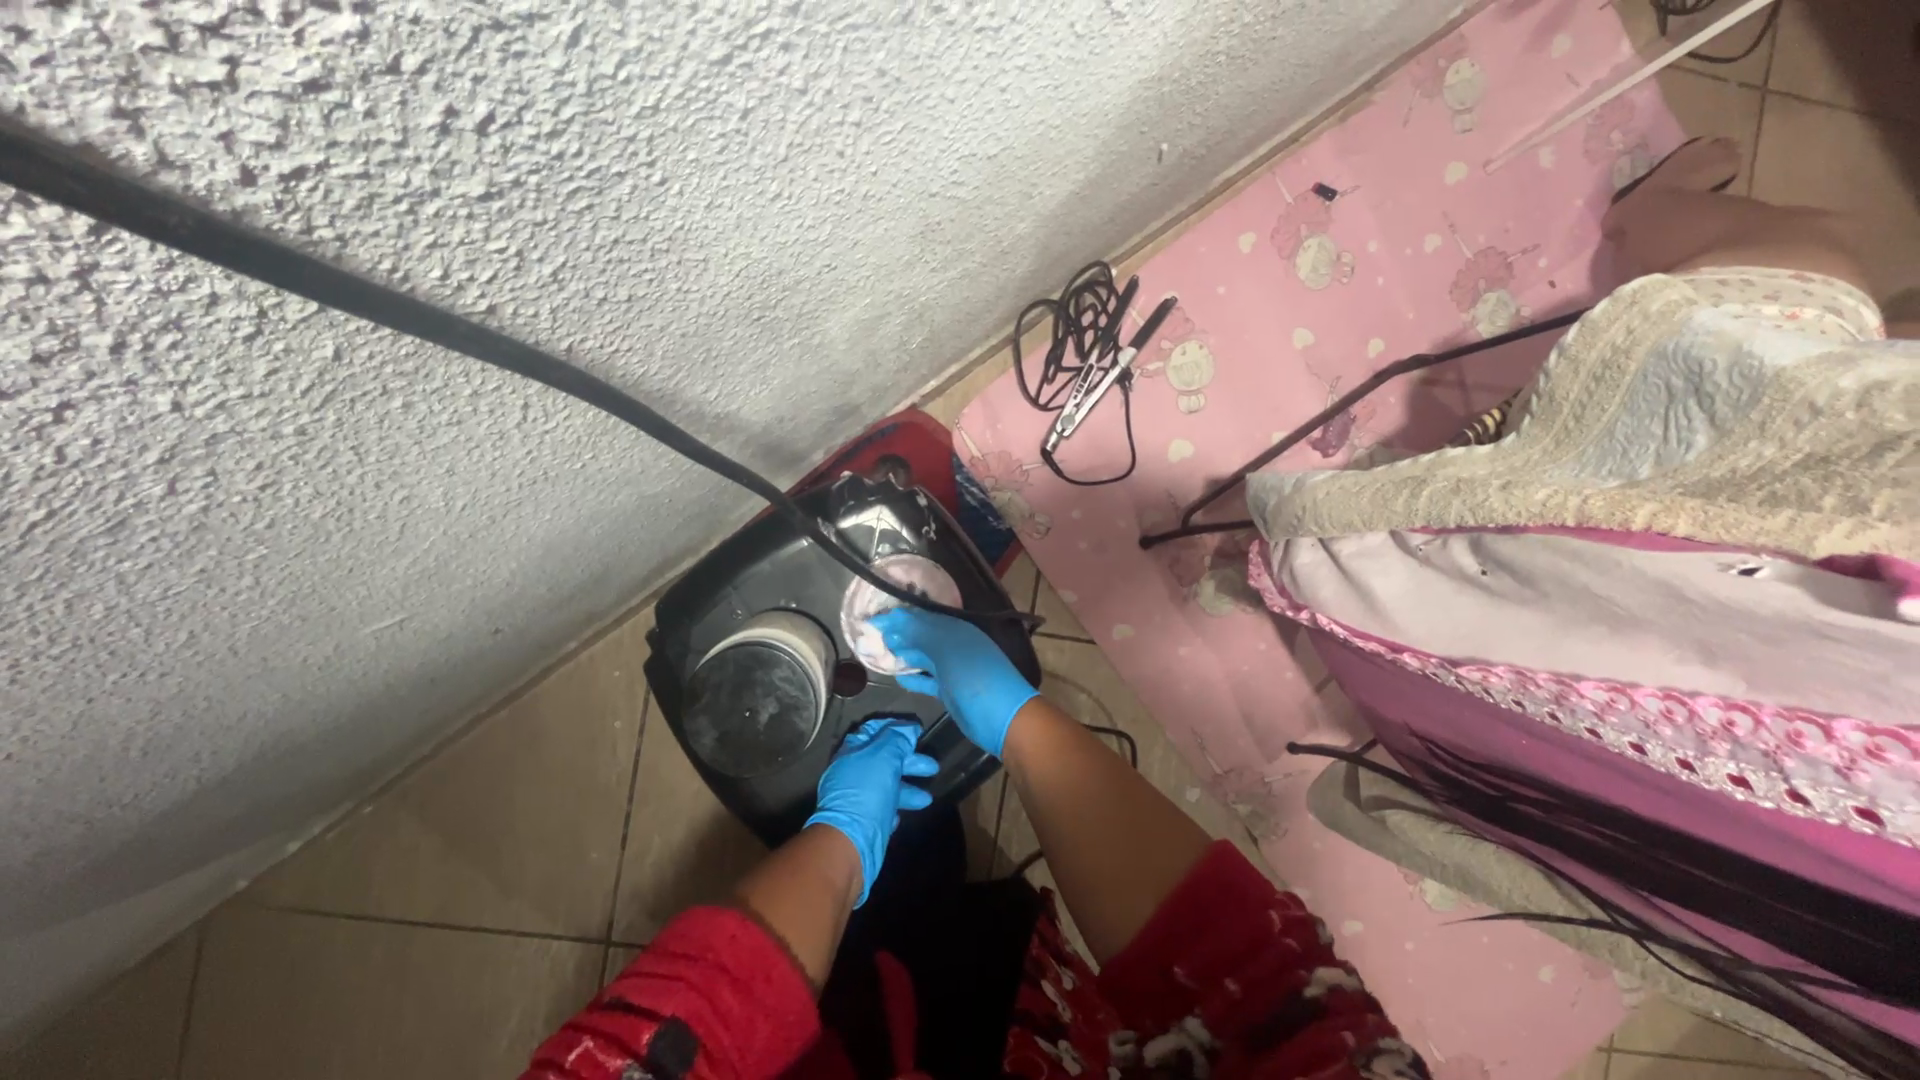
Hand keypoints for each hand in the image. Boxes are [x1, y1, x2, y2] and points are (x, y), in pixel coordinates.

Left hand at [804, 717, 937, 906]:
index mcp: (853, 752)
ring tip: (928, 798)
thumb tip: (909, 728)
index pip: (874, 731)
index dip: (895, 728)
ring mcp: (858, 798)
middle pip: (885, 759)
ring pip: (887, 786)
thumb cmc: (867, 792)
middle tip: (933, 767)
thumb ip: (897, 739)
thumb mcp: (884, 757)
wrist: (851, 841)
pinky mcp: (865, 821)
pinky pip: (883, 809)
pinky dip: (897, 807)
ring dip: (909, 788)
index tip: (917, 730)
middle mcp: (852, 773)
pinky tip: (907, 812)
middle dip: (910, 761)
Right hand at [868, 608, 1038, 756]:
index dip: (898, 617)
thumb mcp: (945, 649)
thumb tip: (893, 619)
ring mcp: (953, 669)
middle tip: (871, 636)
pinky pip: (927, 679)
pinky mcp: (950, 691)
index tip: (871, 620)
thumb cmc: (974, 676)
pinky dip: (913, 677)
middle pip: (922, 635)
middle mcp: (954, 645)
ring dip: (903, 654)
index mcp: (956, 629)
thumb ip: (919, 632)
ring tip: (879, 653)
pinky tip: (898, 676)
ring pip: (923, 657)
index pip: (922, 617)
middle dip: (899, 634)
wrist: (1002, 717)